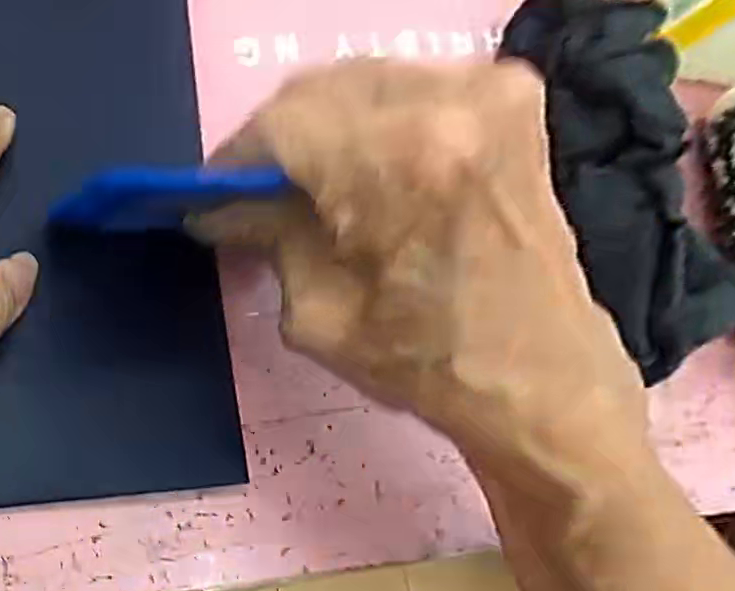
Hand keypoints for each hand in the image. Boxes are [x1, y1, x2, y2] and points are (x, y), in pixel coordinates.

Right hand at [195, 61, 647, 477]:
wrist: (529, 366)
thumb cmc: (412, 355)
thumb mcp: (312, 309)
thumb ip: (268, 236)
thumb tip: (216, 208)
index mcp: (395, 165)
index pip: (281, 125)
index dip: (231, 158)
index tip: (205, 196)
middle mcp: (448, 104)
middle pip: (318, 88)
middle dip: (266, 141)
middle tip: (241, 193)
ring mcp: (488, 89)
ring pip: (357, 80)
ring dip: (310, 128)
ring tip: (289, 186)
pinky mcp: (507, 97)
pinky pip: (401, 85)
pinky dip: (356, 120)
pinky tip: (343, 170)